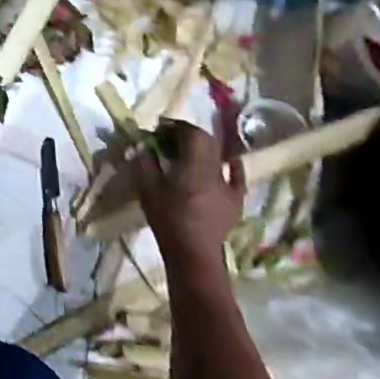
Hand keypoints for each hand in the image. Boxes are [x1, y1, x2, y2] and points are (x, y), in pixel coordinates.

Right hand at [136, 120, 243, 273]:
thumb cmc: (166, 219)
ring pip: (219, 155)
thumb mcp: (147, 188)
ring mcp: (229, 186)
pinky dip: (230, 164)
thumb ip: (145, 162)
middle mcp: (215, 172)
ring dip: (203, 148)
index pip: (192, 134)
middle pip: (207, 141)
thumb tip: (142, 144)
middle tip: (171, 137)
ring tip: (188, 151)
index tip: (161, 127)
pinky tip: (227, 160)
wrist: (192, 252)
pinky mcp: (236, 199)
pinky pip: (237, 176)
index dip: (177, 126)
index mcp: (194, 168)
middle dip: (189, 134)